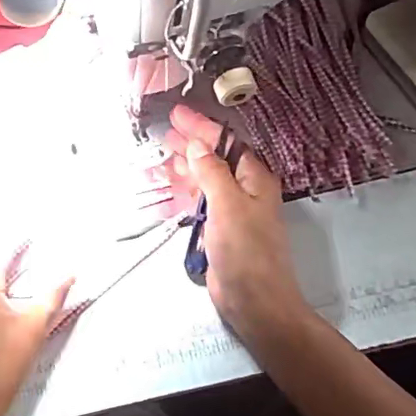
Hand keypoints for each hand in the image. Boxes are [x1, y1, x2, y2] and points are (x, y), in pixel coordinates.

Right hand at [164, 104, 311, 338]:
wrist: (254, 300)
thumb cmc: (246, 251)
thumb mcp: (227, 204)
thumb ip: (211, 171)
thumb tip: (197, 145)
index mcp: (254, 179)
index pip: (226, 143)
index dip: (200, 127)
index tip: (177, 115)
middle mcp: (245, 192)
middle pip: (215, 160)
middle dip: (190, 146)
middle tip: (165, 135)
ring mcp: (232, 214)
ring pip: (205, 183)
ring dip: (184, 171)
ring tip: (161, 160)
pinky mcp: (220, 233)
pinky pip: (200, 206)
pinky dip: (184, 196)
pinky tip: (170, 191)